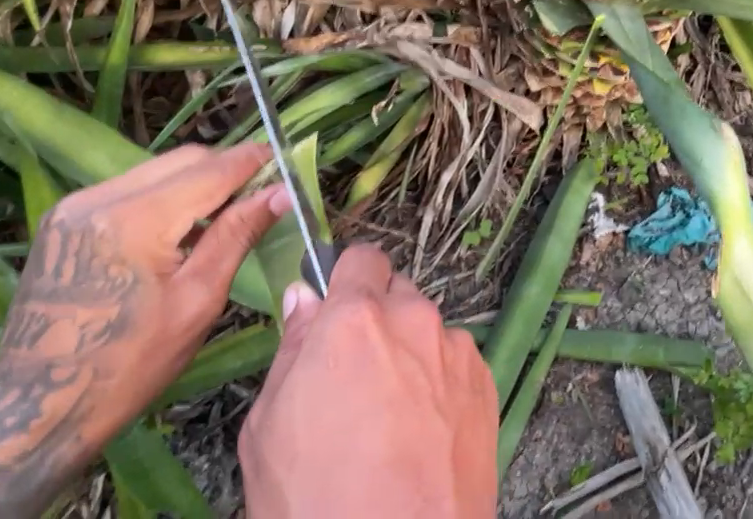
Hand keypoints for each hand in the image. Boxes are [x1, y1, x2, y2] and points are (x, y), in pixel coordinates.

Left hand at [0, 144, 286, 516]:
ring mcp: (74, 208)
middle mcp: (99, 199)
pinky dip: (164, 198)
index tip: (288, 158)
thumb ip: (238, 234)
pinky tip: (180, 230)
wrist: (37, 411)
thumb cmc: (130, 364)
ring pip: (157, 171)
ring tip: (225, 215)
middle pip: (184, 161)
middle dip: (227, 170)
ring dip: (197, 183)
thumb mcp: (199, 299)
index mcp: (136, 219)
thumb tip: (282, 191)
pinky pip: (130, 190)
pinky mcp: (62, 222)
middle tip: (263, 194)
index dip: (254, 161)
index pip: (212, 170)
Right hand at [241, 245, 497, 517]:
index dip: (346, 280)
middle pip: (395, 293)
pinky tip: (422, 431)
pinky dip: (439, 381)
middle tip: (355, 375)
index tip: (335, 308)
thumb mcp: (267, 429)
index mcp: (354, 321)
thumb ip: (291, 349)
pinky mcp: (485, 380)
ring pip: (426, 329)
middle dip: (376, 319)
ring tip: (390, 416)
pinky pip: (454, 362)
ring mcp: (455, 349)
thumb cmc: (318, 502)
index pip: (360, 259)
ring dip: (409, 352)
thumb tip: (304, 299)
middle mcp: (413, 319)